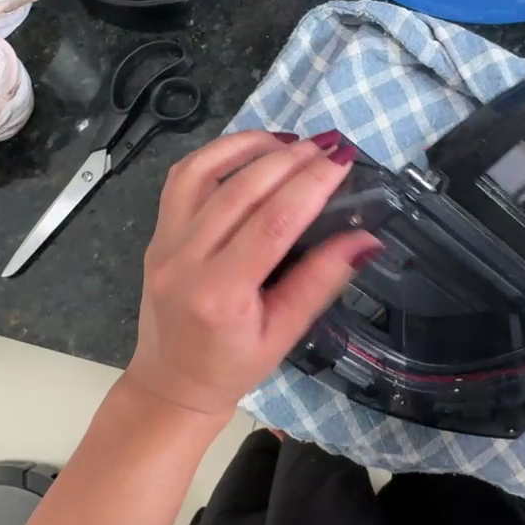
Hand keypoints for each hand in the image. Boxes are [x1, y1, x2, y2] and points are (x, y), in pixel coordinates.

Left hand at [123, 129, 378, 420]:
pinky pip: (183, 178)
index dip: (310, 185)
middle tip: (329, 145)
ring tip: (292, 142)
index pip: (271, 223)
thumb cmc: (232, 367)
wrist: (171, 382)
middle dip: (290, 160)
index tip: (342, 161)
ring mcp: (164, 241)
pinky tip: (250, 151)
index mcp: (221, 294)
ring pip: (204, 172)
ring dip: (250, 147)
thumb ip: (321, 281)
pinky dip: (217, 154)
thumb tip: (366, 239)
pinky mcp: (157, 231)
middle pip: (241, 191)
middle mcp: (184, 260)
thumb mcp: (285, 334)